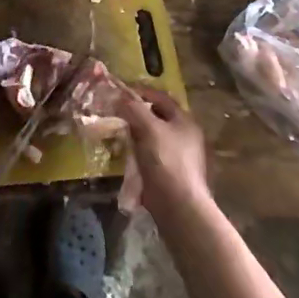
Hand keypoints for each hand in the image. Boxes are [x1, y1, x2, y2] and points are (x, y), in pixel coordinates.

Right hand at [122, 87, 212, 221]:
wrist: (178, 205)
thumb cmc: (166, 160)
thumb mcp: (149, 128)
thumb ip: (133, 109)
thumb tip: (118, 97)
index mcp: (184, 120)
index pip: (161, 98)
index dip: (140, 92)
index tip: (120, 92)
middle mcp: (183, 135)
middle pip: (155, 117)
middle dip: (135, 113)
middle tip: (114, 111)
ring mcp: (176, 155)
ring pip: (150, 136)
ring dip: (133, 132)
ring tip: (114, 130)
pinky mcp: (167, 172)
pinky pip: (148, 154)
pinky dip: (135, 150)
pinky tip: (122, 151)